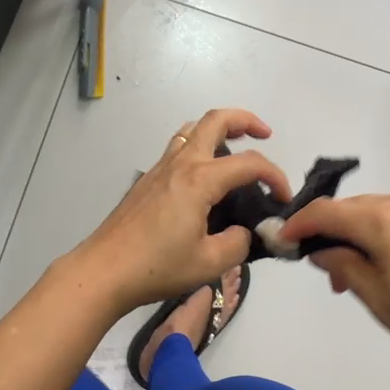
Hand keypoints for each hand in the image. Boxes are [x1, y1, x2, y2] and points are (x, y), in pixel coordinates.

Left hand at [69, 108, 291, 311]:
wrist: (105, 269)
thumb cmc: (157, 266)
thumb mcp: (208, 264)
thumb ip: (236, 244)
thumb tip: (243, 231)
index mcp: (200, 179)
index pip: (248, 163)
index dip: (274, 175)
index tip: (283, 197)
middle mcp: (182, 163)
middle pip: (215, 119)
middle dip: (244, 119)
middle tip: (264, 133)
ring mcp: (161, 167)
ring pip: (193, 128)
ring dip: (218, 129)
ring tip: (234, 148)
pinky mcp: (149, 179)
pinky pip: (179, 146)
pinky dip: (199, 145)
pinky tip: (205, 177)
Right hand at [281, 194, 389, 389]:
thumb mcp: (380, 302)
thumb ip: (344, 268)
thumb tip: (321, 251)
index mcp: (383, 220)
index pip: (327, 211)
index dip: (299, 223)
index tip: (281, 239)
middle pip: (353, 208)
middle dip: (331, 231)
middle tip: (321, 268)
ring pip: (378, 212)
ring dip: (359, 234)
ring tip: (357, 274)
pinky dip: (385, 234)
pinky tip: (389, 266)